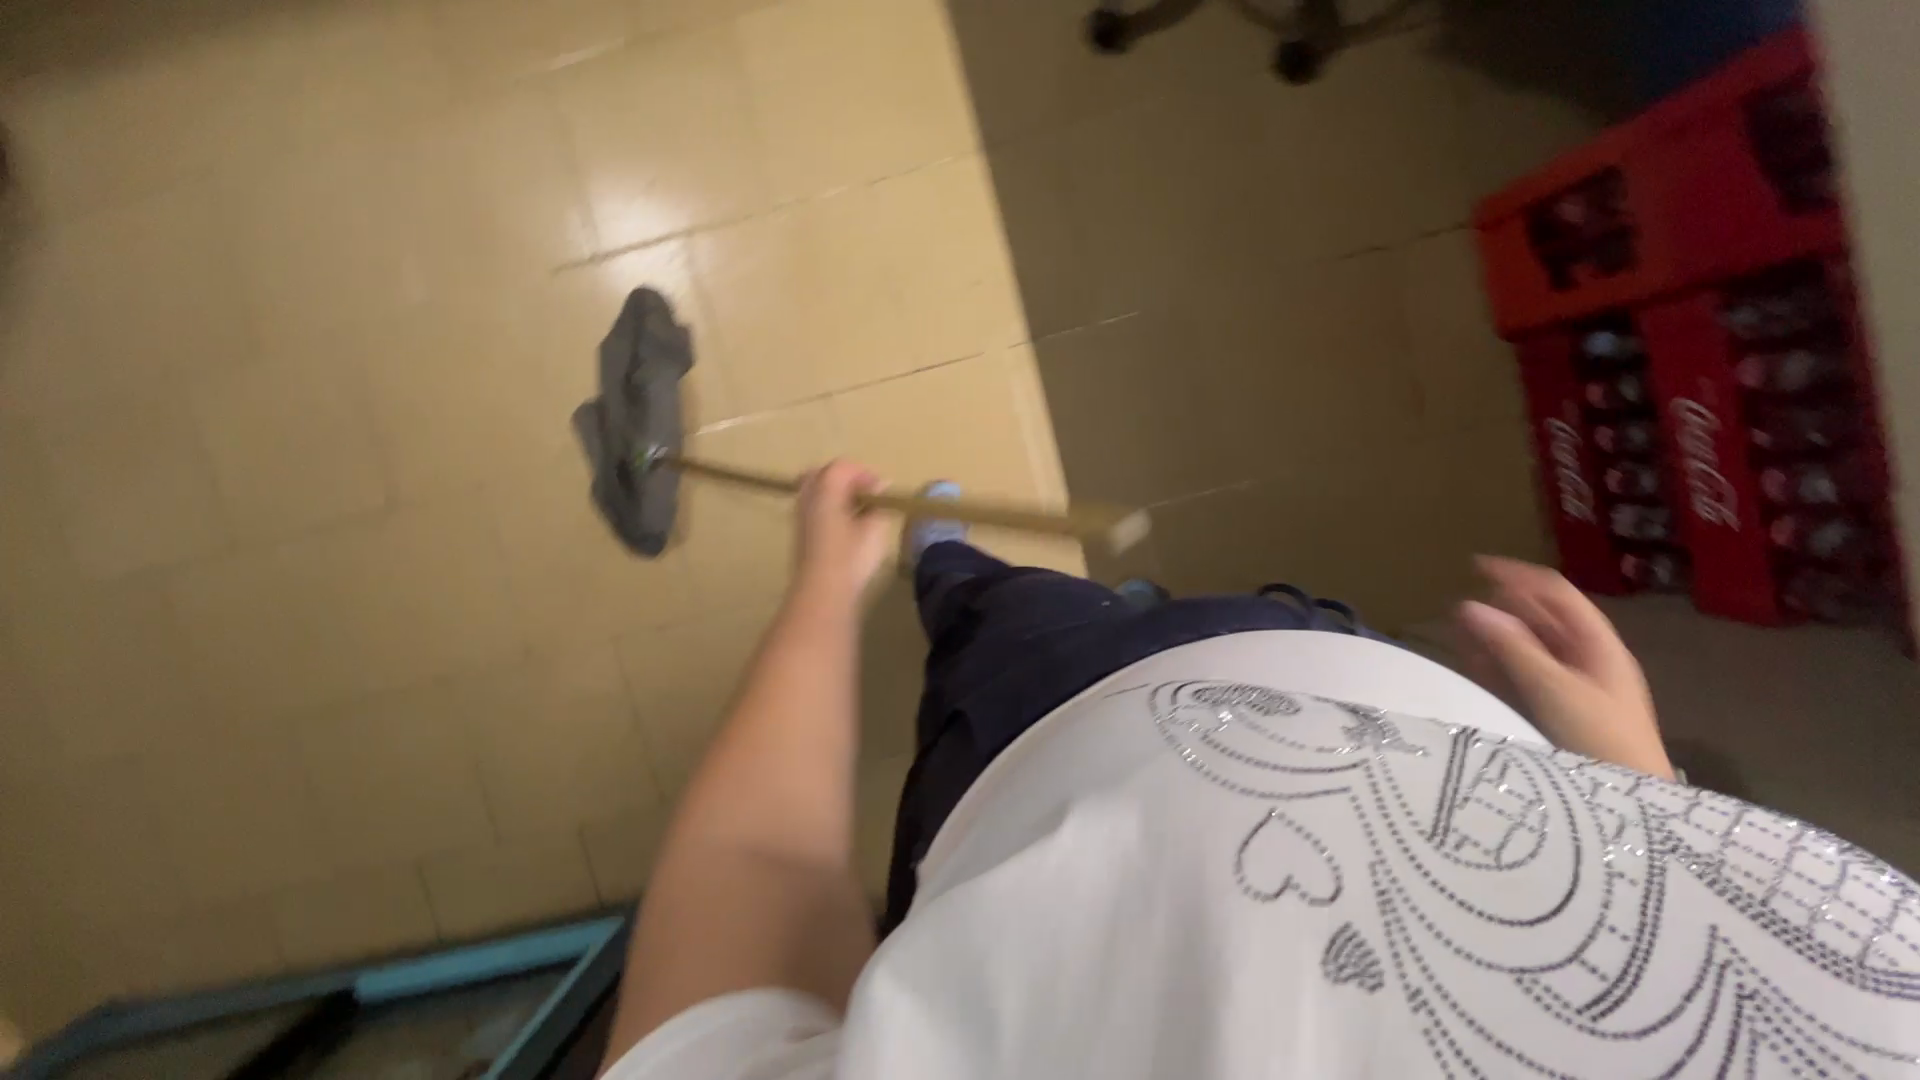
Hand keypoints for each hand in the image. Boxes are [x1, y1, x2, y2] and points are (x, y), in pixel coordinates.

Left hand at [792, 460, 892, 598]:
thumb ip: (878, 506)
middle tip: (865, 494)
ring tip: (857, 511)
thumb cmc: (851, 557)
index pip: (843, 466)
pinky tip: (845, 527)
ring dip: (836, 495)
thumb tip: (878, 492)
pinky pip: (813, 508)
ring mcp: (800, 515)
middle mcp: (808, 497)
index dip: (865, 473)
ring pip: (815, 491)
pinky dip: (828, 509)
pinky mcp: (800, 533)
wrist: (822, 591)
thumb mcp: (875, 529)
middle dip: (845, 479)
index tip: (882, 491)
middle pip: (823, 473)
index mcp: (826, 489)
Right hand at [1455, 556, 1674, 779]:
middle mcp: (1585, 656)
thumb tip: (1467, 605)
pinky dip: (1497, 664)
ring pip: (1527, 645)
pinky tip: (1473, 666)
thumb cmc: (1597, 736)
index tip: (1474, 566)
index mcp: (1596, 644)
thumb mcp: (1551, 688)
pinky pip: (1522, 673)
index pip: (1555, 592)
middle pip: (1540, 617)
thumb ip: (1509, 646)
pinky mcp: (1556, 706)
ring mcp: (1571, 682)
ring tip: (1458, 636)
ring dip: (1493, 636)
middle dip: (1499, 608)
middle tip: (1458, 610)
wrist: (1628, 800)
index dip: (1516, 575)